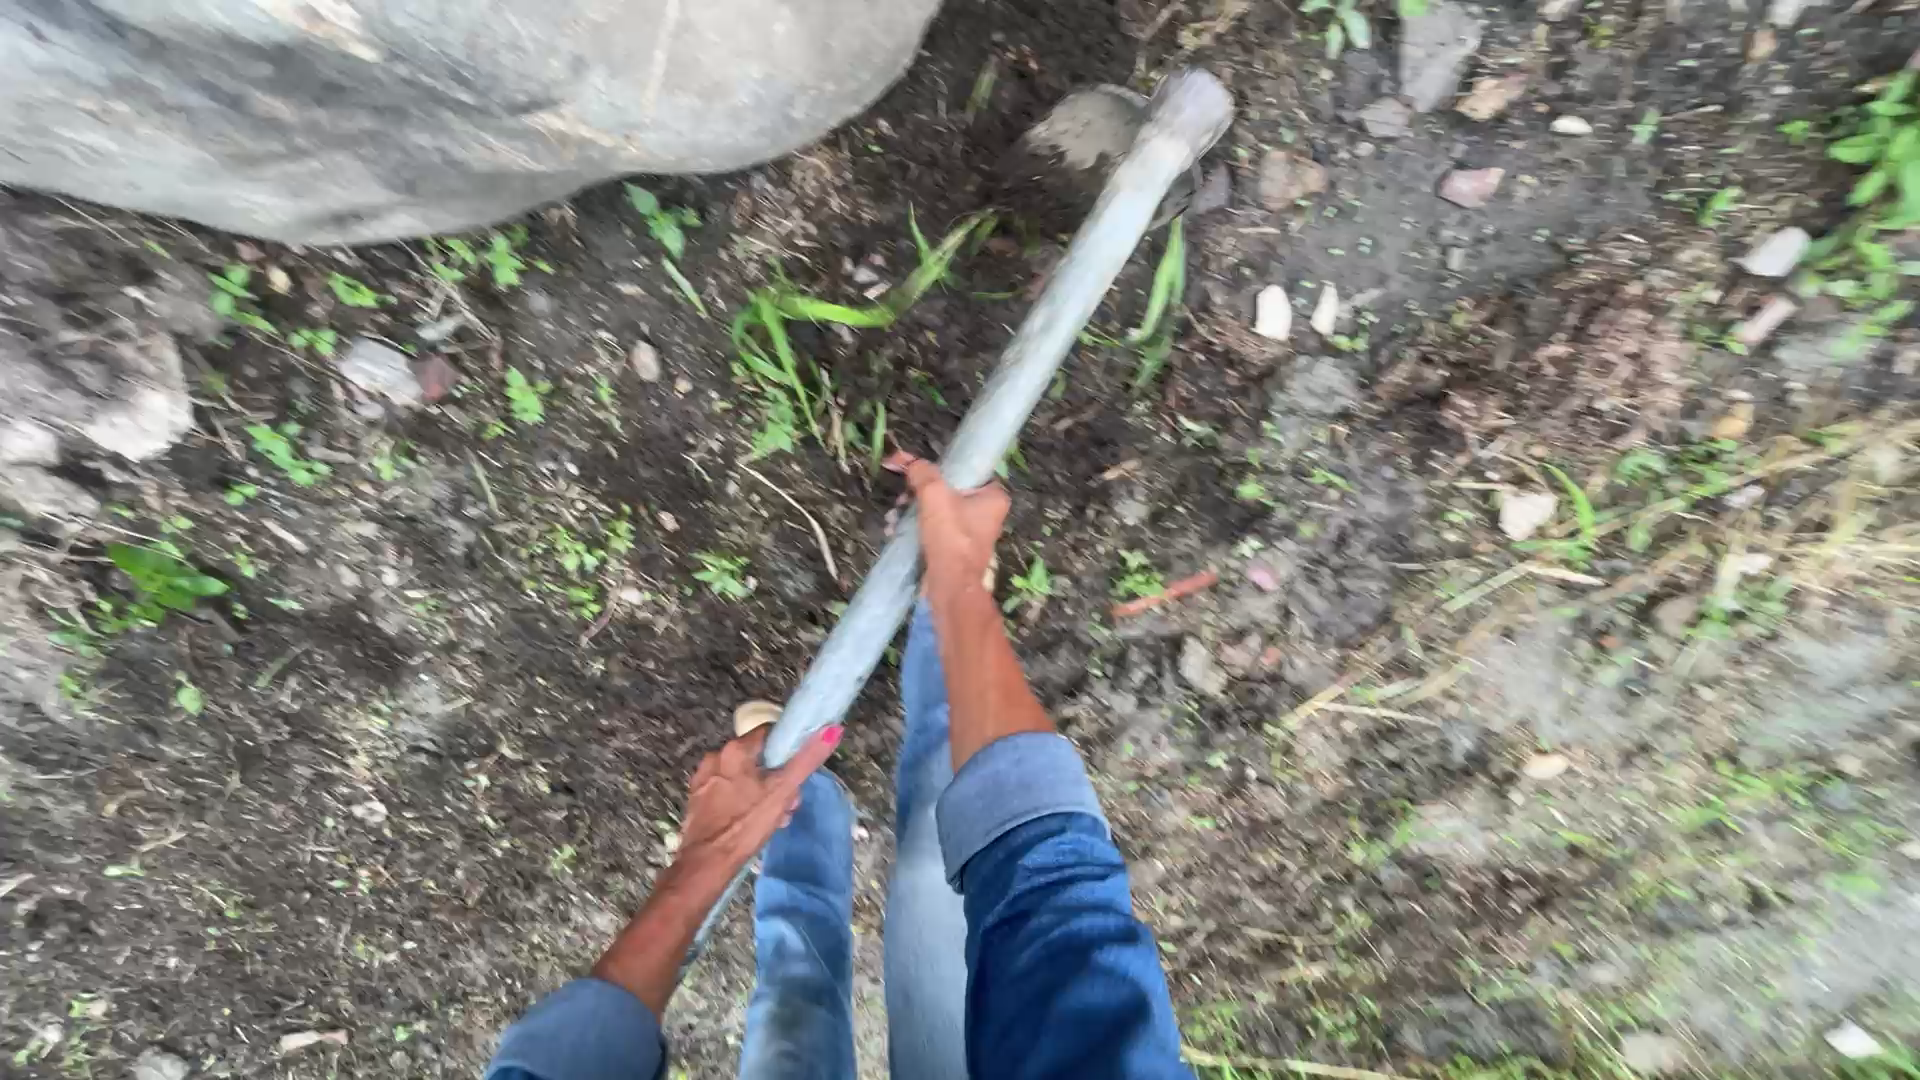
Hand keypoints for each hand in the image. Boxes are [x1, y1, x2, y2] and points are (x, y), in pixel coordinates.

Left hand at [662, 723, 842, 891]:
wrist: (706, 865)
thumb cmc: (747, 824)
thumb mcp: (784, 790)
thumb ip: (808, 758)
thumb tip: (832, 730)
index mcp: (735, 749)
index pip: (769, 733)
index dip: (787, 749)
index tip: (795, 769)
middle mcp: (715, 756)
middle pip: (757, 757)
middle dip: (777, 776)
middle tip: (788, 800)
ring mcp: (703, 778)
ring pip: (743, 775)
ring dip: (762, 790)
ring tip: (774, 816)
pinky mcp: (697, 798)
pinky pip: (727, 790)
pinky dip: (742, 799)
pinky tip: (752, 820)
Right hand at [886, 451, 1009, 596]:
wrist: (950, 586)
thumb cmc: (950, 537)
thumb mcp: (934, 495)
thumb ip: (922, 472)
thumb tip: (908, 461)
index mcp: (994, 497)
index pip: (967, 471)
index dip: (940, 469)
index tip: (916, 472)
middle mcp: (987, 514)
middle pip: (947, 491)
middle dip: (918, 494)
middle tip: (901, 499)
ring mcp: (972, 533)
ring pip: (937, 511)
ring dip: (912, 511)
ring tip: (894, 517)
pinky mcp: (956, 549)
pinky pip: (935, 529)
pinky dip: (916, 528)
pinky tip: (896, 530)